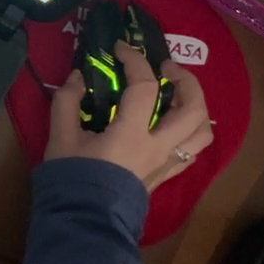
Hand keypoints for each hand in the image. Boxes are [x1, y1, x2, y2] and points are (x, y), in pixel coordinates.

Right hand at [46, 40, 211, 190]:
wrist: (83, 216)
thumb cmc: (71, 175)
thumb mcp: (60, 136)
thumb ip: (68, 102)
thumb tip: (78, 76)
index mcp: (132, 133)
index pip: (144, 88)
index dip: (135, 61)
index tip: (121, 48)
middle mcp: (159, 146)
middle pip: (193, 109)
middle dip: (186, 82)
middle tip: (167, 68)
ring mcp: (167, 162)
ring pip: (203, 132)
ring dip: (197, 107)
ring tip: (180, 95)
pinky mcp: (167, 174)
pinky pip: (192, 150)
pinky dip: (191, 132)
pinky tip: (176, 125)